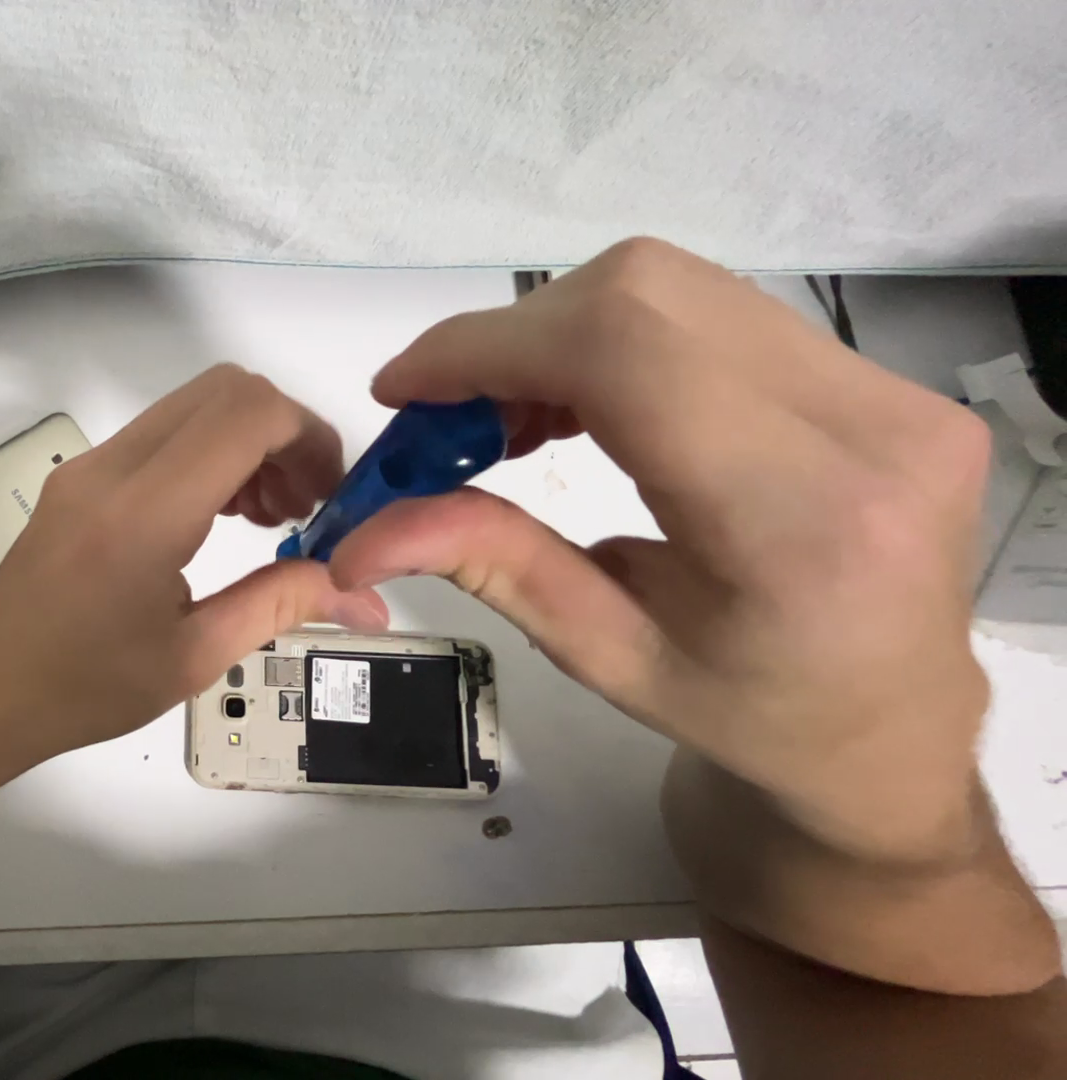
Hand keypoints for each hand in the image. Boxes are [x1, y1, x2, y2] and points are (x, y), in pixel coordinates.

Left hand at [0, 365, 388, 769]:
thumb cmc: (86, 687)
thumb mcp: (194, 657)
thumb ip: (280, 603)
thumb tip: (364, 596)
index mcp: (143, 514)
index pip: (246, 413)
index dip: (308, 437)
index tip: (329, 495)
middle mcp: (111, 468)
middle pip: (224, 390)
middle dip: (284, 433)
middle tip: (303, 505)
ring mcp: (88, 465)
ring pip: (192, 404)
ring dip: (246, 441)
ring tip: (267, 516)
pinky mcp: (78, 474)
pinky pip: (160, 432)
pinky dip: (208, 453)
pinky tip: (219, 516)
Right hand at [330, 240, 991, 867]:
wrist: (887, 722)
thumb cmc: (742, 712)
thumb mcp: (598, 654)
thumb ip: (486, 565)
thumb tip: (360, 533)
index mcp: (794, 520)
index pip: (622, 357)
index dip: (485, 348)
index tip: (402, 392)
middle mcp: (864, 425)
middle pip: (638, 297)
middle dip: (503, 342)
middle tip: (443, 419)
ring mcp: (882, 386)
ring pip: (664, 287)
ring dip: (546, 339)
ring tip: (503, 422)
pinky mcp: (871, 370)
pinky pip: (696, 309)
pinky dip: (595, 341)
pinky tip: (566, 409)